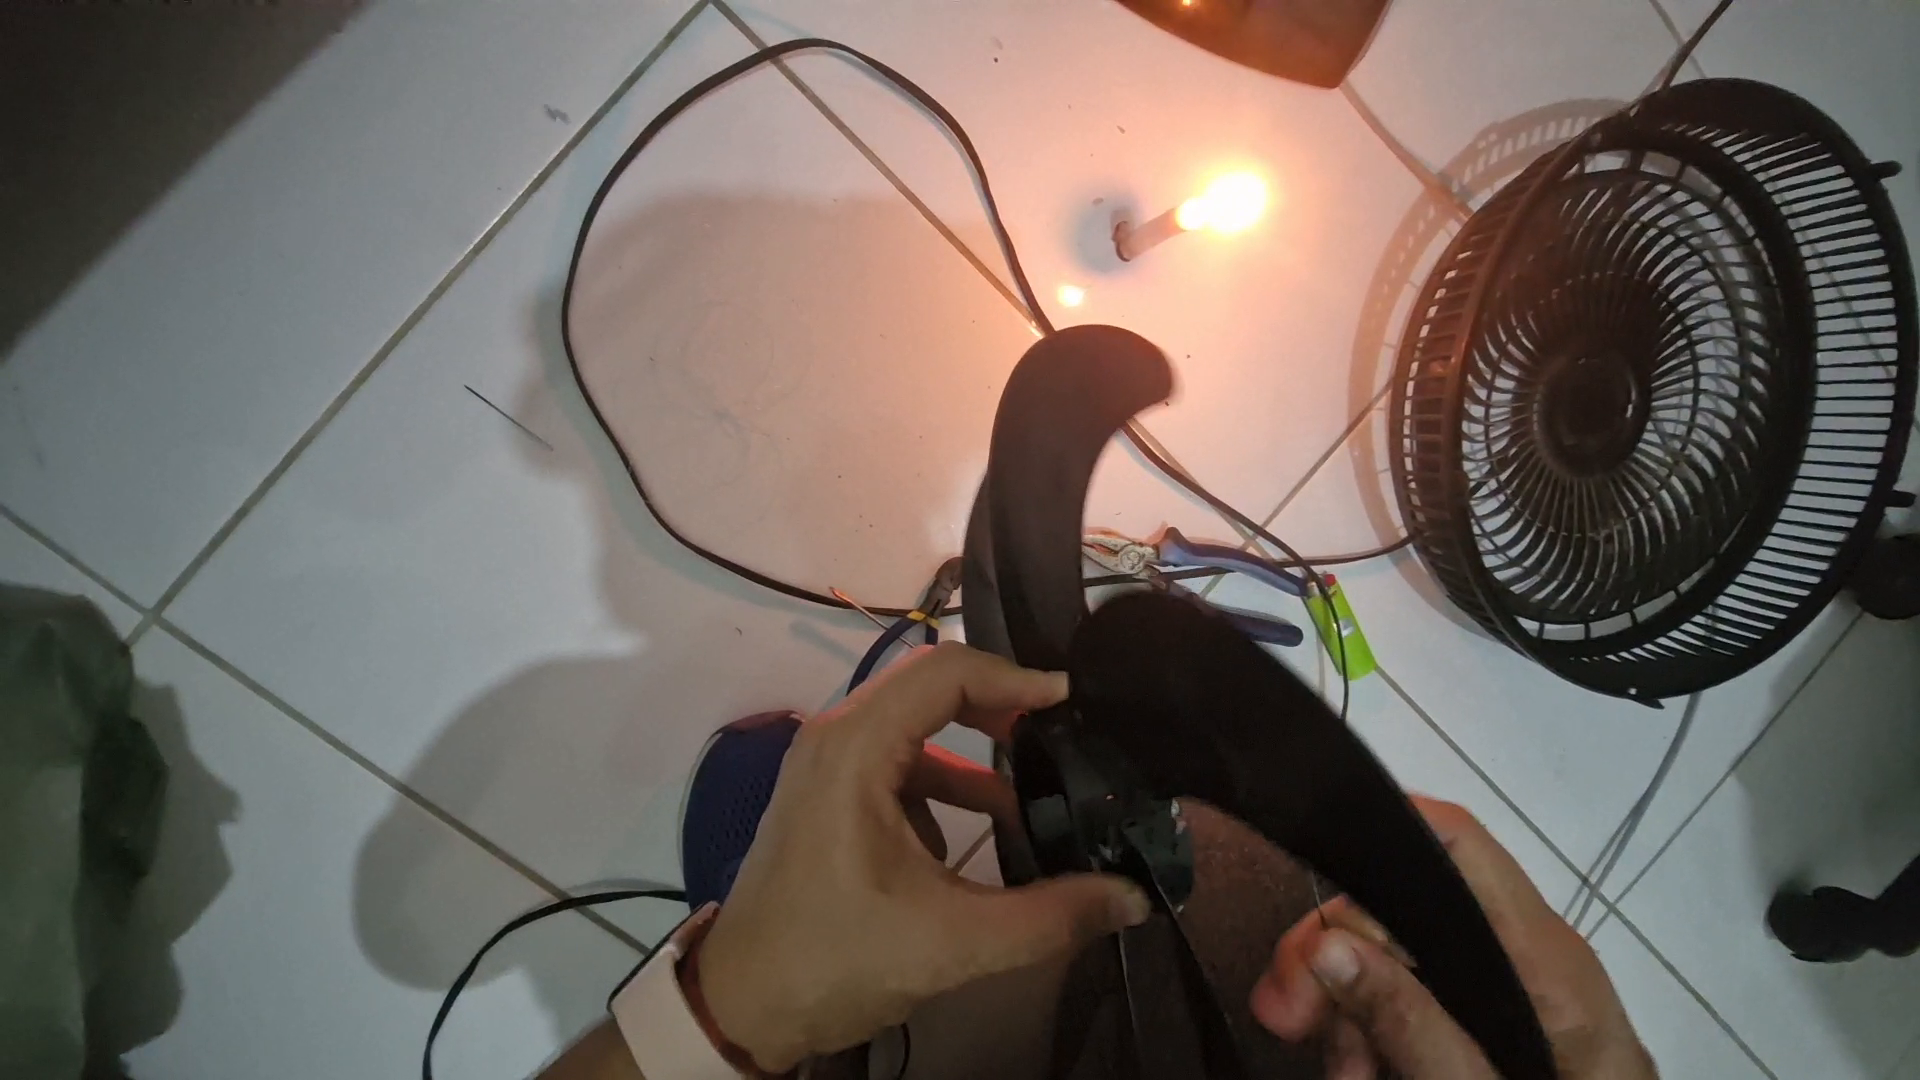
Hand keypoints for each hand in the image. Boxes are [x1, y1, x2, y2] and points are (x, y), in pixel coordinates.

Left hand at [694, 643, 1152, 1071]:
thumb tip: (1133, 896)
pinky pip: (899, 755)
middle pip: (929, 683)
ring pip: (915, 720)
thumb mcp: (951, 942)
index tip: (1066, 699)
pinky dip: (945, 777)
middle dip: (997, 700)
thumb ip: (1049, 917)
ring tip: (1033, 777)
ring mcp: (829, 757)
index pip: (944, 673)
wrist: (740, 1006)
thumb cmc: (835, 961)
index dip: (1011, 677)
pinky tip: (978, 826)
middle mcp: (836, 733)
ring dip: (975, 744)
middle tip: (1056, 725)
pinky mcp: (830, 785)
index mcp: (856, 746)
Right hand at [1249, 797, 1656, 1078]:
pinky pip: (1406, 986)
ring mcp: (1504, 981)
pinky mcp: (1490, 1014)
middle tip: (1283, 1012)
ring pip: (1388, 945)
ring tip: (1336, 1067)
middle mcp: (1521, 948)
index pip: (1456, 839)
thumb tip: (1325, 946)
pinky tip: (1356, 1065)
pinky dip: (1368, 1019)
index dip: (1379, 826)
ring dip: (1341, 995)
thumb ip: (1413, 1028)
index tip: (1307, 864)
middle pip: (1397, 901)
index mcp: (1542, 956)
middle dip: (1329, 947)